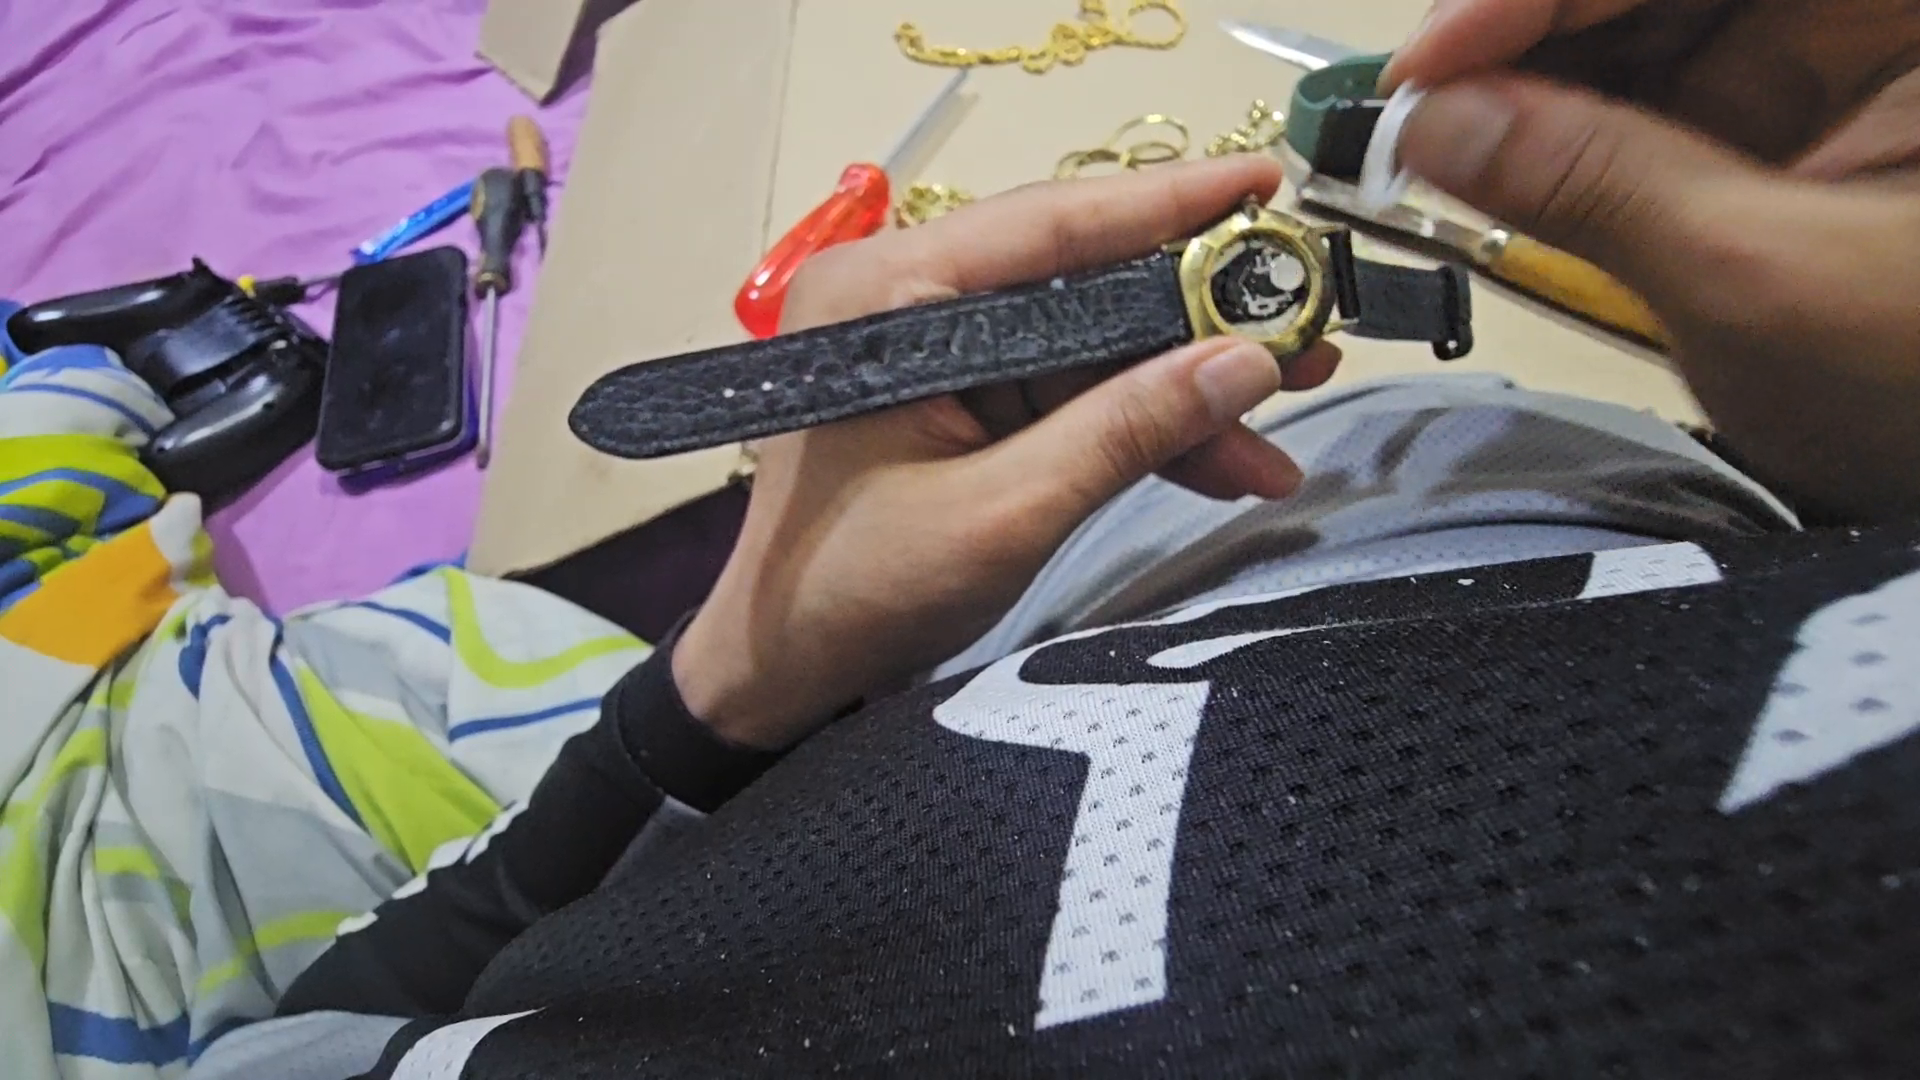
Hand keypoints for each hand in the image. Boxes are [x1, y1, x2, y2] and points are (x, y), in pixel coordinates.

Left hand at [672, 156, 1340, 749]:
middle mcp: (906, 304)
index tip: (1269, 190)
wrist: (788, 661)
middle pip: (1077, 287)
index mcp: (887, 297)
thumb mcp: (1004, 513)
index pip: (1048, 227)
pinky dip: (1132, 432)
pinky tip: (1218, 463)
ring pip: (1082, 351)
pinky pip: (1060, 400)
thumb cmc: (862, 591)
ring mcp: (933, 356)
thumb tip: (1248, 361)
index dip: (1168, 208)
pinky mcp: (954, 404)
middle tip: (1305, 331)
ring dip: (1177, 392)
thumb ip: (1123, 430)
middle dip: (1192, 323)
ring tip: (1281, 416)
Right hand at [1375, 0, 1919, 522]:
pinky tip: (1491, 156)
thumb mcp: (1749, 277)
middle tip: (1412, 111)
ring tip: (1434, 141)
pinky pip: (1645, 91)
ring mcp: (1840, 48)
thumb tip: (1433, 128)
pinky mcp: (1787, 107)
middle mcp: (1884, 6)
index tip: (1419, 70)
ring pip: (1641, 29)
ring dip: (1522, 82)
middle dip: (1519, 35)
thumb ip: (1589, 187)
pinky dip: (1553, 126)